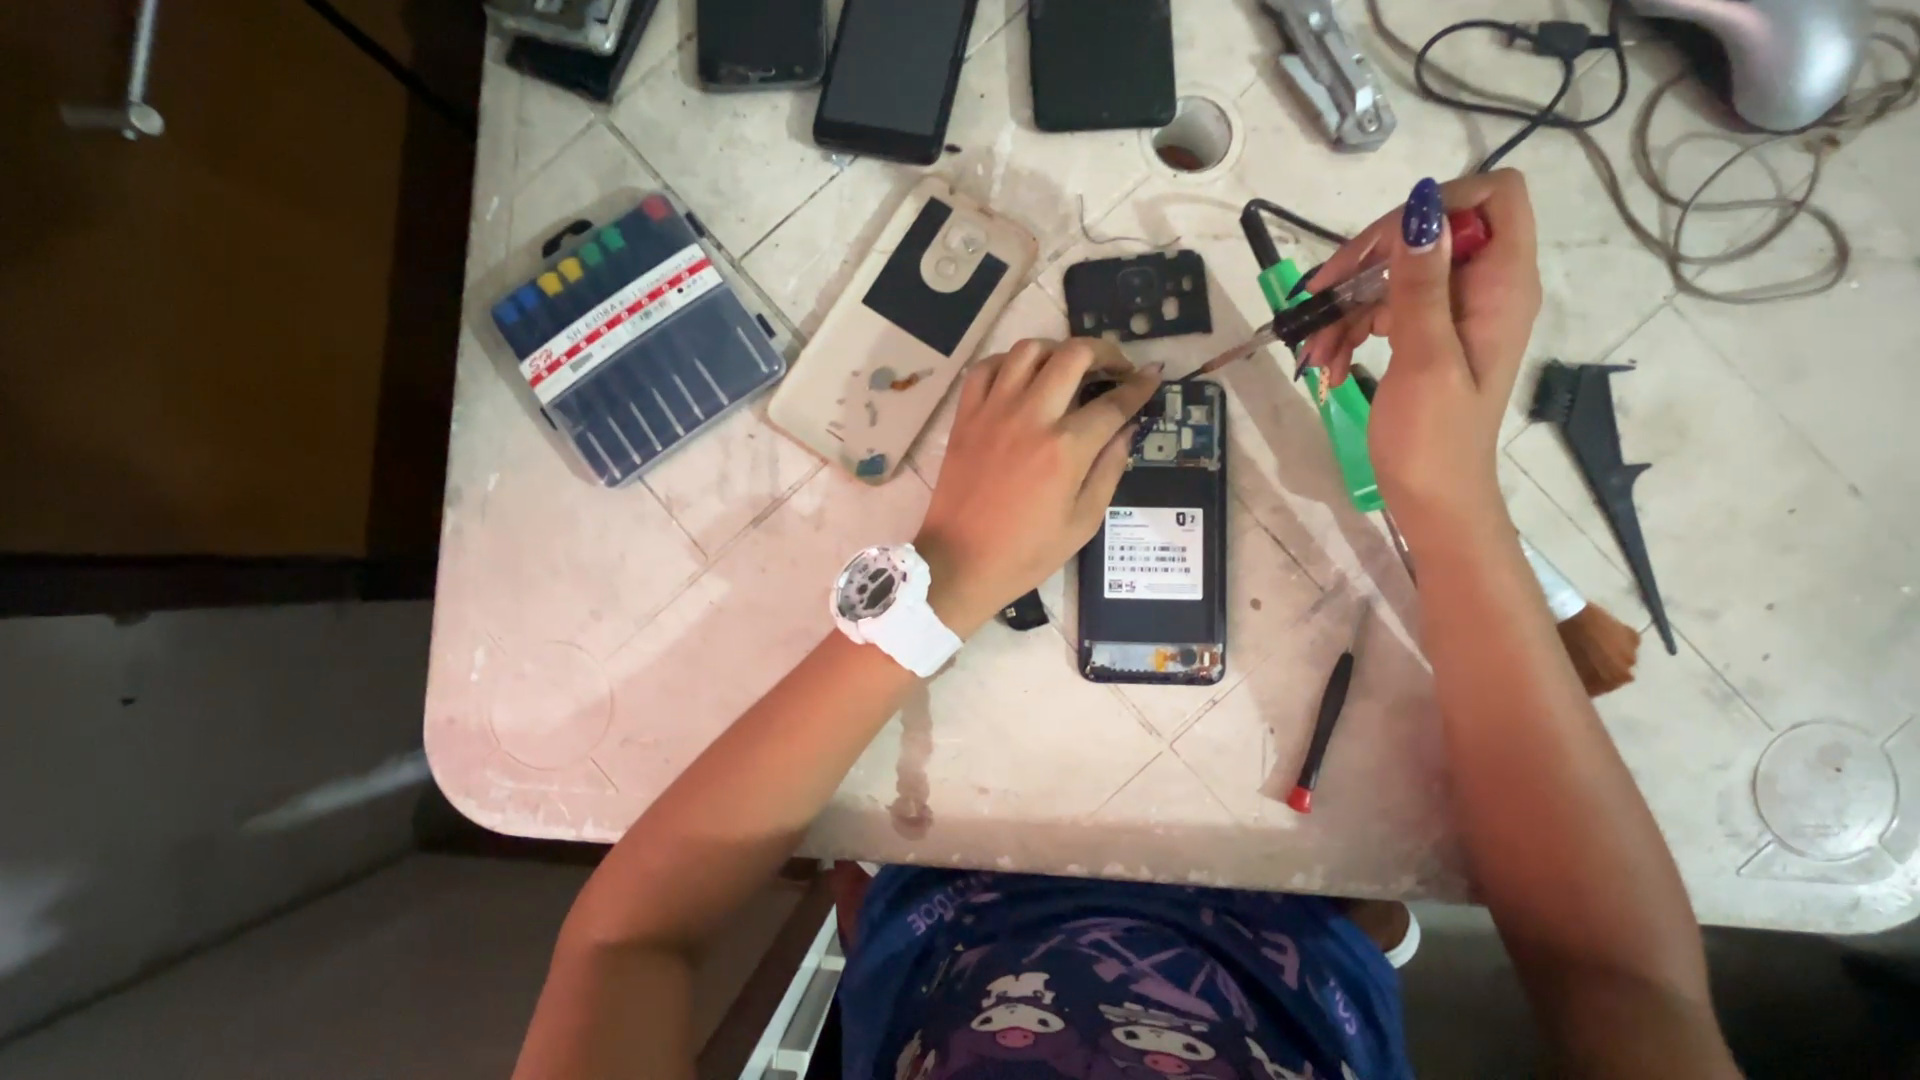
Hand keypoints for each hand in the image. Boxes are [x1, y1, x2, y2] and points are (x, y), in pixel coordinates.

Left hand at [915, 338, 1160, 635]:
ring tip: (1069, 368)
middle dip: (1105, 352)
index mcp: (1066, 449)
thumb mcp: (1083, 522)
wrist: (959, 563)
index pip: (1114, 402)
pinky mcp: (965, 415)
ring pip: (1029, 350)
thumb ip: (1109, 469)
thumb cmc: (1025, 553)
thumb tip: (1126, 430)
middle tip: (1114, 368)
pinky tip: (1023, 377)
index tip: (1151, 377)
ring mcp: (993, 411)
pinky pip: (987, 367)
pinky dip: (1009, 361)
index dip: (1139, 386)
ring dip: (1057, 350)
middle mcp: (1032, 417)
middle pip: (1074, 355)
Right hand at [1299, 170, 1540, 538]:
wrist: (1433, 500)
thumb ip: (1421, 284)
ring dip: (1346, 308)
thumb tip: (1420, 210)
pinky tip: (1328, 368)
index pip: (1495, 197)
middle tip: (1320, 295)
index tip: (1383, 245)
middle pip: (1429, 233)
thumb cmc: (1434, 438)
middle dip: (1368, 262)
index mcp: (1502, 286)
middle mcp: (1483, 289)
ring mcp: (1452, 314)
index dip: (1439, 205)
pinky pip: (1383, 312)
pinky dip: (1350, 333)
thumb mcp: (1424, 358)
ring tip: (1315, 354)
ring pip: (1395, 276)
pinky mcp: (1425, 337)